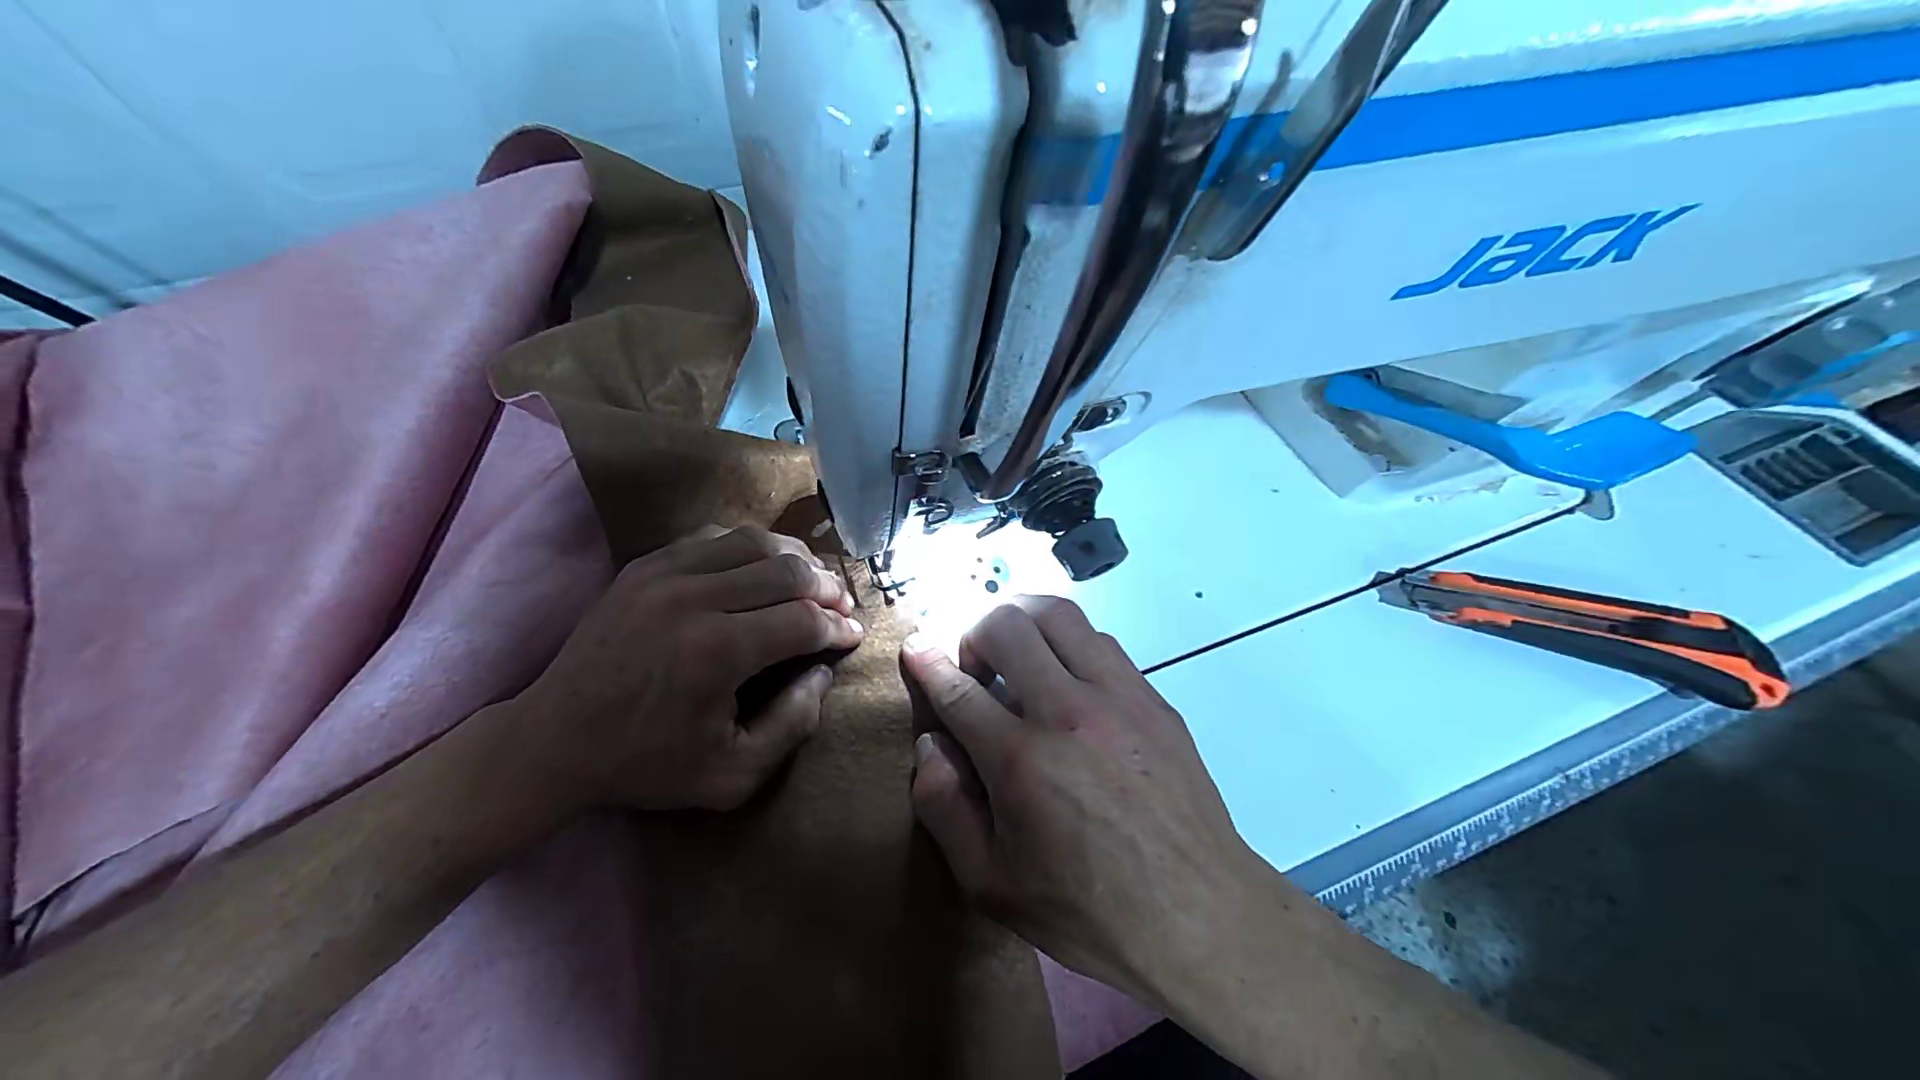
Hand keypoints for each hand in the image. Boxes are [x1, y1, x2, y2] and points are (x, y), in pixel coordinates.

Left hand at [520, 525, 864, 811]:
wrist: (555, 740)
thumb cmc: (647, 764)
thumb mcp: (732, 775)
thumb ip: (793, 725)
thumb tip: (824, 671)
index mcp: (717, 652)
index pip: (804, 620)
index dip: (839, 627)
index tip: (853, 636)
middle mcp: (694, 599)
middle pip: (788, 570)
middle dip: (827, 588)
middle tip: (841, 607)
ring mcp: (664, 574)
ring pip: (754, 541)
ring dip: (795, 559)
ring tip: (810, 581)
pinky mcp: (644, 566)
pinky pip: (714, 537)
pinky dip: (750, 547)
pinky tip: (759, 568)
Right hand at [900, 596, 1266, 1005]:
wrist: (1199, 916)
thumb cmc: (1087, 910)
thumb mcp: (991, 883)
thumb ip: (944, 808)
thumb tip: (931, 743)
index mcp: (1021, 761)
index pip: (958, 689)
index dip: (928, 664)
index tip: (915, 649)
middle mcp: (1068, 712)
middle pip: (1007, 626)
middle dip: (974, 634)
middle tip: (976, 671)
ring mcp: (1119, 698)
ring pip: (1059, 614)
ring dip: (1023, 622)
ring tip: (1018, 658)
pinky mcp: (1154, 699)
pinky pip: (1102, 641)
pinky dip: (1069, 644)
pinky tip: (1068, 682)